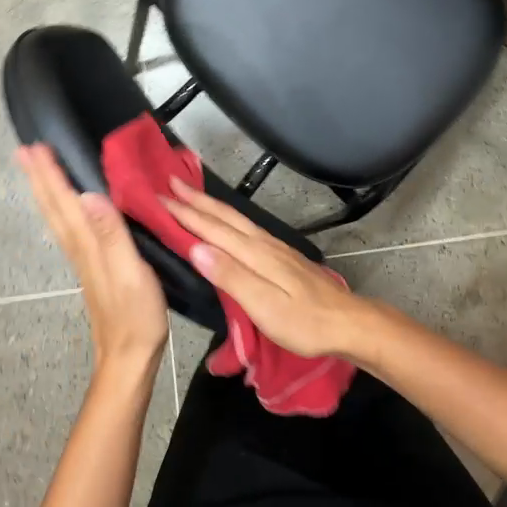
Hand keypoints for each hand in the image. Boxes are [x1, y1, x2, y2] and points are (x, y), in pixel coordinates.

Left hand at [16, 143, 168, 375]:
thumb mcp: (130, 272)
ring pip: (59, 218)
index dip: (50, 174)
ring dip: (47, 192)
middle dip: (40, 178)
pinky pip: (70, 229)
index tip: (35, 147)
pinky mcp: (93, 268)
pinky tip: (69, 209)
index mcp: (87, 244)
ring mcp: (84, 260)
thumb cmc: (135, 316)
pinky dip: (62, 210)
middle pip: (54, 208)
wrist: (129, 359)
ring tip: (38, 171)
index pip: (64, 201)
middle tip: (24, 151)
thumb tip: (88, 195)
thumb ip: (111, 234)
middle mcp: (79, 248)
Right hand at [162, 179, 381, 360]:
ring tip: (191, 195)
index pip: (212, 229)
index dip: (185, 213)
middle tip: (169, 183)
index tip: (158, 197)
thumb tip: (196, 249)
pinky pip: (245, 228)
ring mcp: (274, 247)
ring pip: (235, 219)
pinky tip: (225, 223)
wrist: (348, 323)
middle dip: (195, 200)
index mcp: (255, 254)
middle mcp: (263, 243)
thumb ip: (231, 276)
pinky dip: (227, 219)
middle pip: (224, 217)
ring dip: (210, 206)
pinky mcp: (281, 256)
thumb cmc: (305, 322)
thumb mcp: (265, 306)